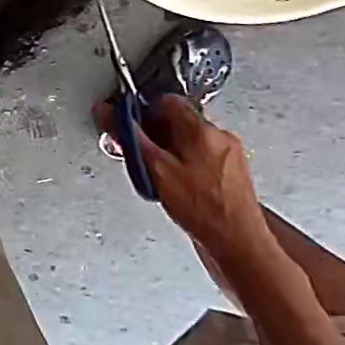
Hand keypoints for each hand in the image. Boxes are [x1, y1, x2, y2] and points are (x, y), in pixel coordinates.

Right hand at [102, 94, 271, 257]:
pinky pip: (198, 154)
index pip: (165, 100)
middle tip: (141, 152)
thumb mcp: (152, 167)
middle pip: (175, 119)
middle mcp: (221, 137)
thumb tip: (107, 112)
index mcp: (203, 130)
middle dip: (152, 132)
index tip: (130, 124)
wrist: (238, 244)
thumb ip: (127, 135)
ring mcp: (229, 154)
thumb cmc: (202, 209)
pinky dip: (181, 162)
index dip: (142, 110)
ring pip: (186, 138)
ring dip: (166, 149)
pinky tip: (173, 182)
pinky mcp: (231, 170)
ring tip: (157, 171)